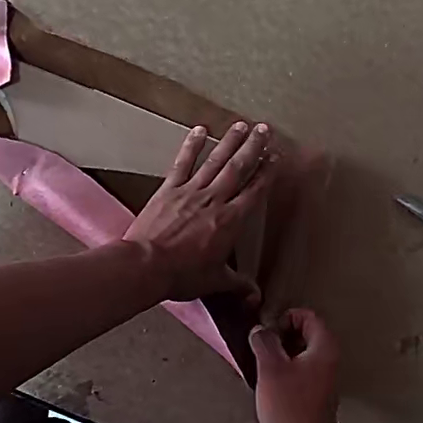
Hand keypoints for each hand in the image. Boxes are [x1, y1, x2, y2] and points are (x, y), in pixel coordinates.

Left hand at [124, 121, 273, 301]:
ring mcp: (191, 191)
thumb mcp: (216, 281)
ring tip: (241, 125)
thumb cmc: (183, 274)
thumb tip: (256, 298)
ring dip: (230, 141)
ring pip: (215, 160)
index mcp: (231, 220)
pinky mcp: (169, 189)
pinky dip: (192, 145)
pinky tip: (199, 129)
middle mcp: (215, 200)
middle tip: (265, 129)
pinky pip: (183, 163)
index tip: (276, 157)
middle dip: (254, 147)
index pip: (255, 191)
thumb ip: (238, 285)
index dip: (267, 173)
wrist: (146, 265)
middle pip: (239, 168)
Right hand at [251, 309, 339, 422]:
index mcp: (325, 350)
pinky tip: (270, 387)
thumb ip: (264, 342)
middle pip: (307, 335)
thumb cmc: (291, 413)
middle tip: (264, 345)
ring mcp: (324, 382)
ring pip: (302, 356)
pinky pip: (301, 375)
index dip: (287, 317)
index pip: (310, 317)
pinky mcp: (316, 398)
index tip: (269, 329)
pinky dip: (285, 373)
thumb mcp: (270, 369)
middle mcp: (330, 363)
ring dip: (282, 356)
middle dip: (282, 336)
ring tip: (264, 367)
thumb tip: (260, 330)